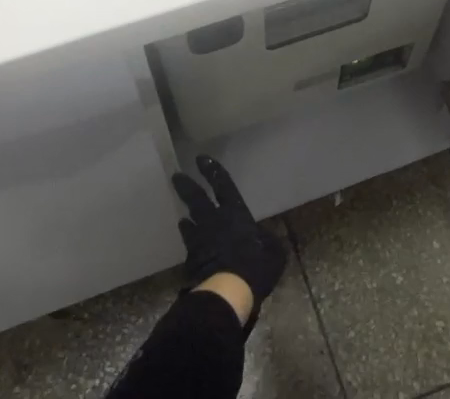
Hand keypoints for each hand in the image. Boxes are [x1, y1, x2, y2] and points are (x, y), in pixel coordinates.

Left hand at [173, 155, 286, 317]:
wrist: (227, 291)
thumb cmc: (256, 266)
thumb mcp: (274, 251)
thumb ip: (266, 240)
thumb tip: (262, 237)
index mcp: (236, 213)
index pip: (222, 185)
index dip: (212, 171)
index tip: (201, 158)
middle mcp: (214, 221)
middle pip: (196, 198)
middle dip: (186, 185)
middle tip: (176, 176)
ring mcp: (199, 239)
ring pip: (189, 221)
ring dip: (187, 218)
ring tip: (183, 216)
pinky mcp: (191, 258)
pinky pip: (189, 244)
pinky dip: (190, 240)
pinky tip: (189, 241)